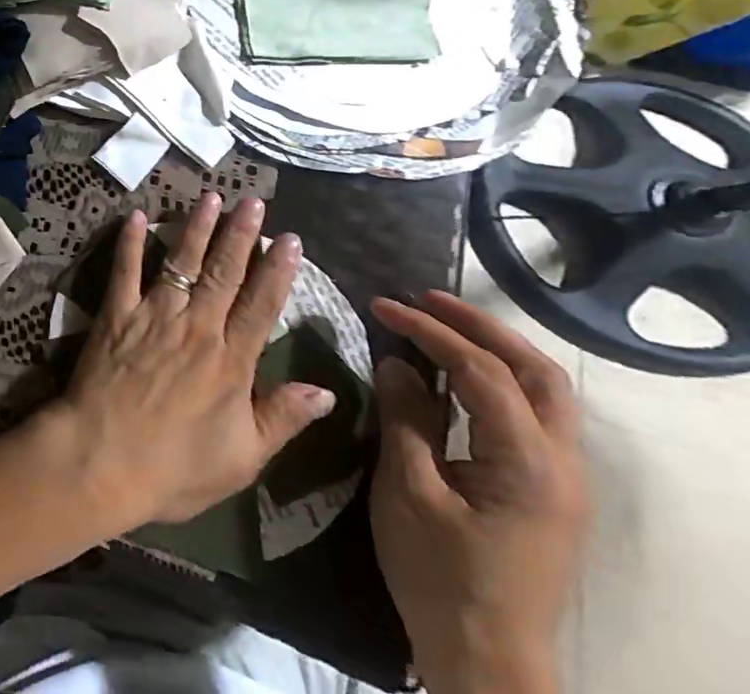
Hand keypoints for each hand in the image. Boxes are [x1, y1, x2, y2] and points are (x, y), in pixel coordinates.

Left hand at [40, 192, 333, 532]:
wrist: (101, 457)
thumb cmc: (174, 467)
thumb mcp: (244, 457)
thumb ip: (282, 418)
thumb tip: (325, 392)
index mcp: (232, 363)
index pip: (263, 306)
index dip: (280, 271)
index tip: (292, 240)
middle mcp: (195, 330)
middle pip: (224, 274)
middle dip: (241, 235)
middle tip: (253, 201)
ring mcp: (151, 318)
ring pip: (180, 264)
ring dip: (194, 229)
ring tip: (209, 197)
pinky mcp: (113, 318)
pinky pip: (123, 273)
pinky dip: (129, 243)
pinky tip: (134, 217)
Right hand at [370, 292, 587, 693]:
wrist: (486, 647)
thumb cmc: (438, 569)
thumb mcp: (408, 490)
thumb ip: (408, 421)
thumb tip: (398, 363)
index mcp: (529, 463)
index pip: (484, 374)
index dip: (432, 332)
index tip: (382, 305)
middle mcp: (564, 464)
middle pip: (538, 374)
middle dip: (481, 329)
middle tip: (423, 299)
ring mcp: (562, 478)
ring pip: (544, 394)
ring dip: (494, 351)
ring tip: (438, 325)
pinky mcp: (546, 489)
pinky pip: (530, 417)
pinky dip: (494, 382)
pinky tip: (454, 377)